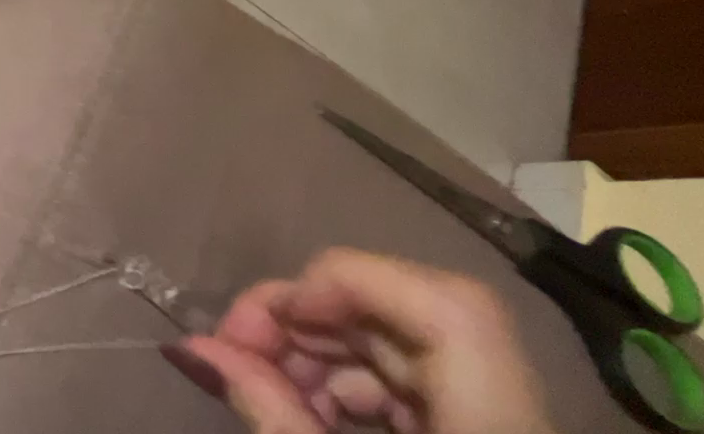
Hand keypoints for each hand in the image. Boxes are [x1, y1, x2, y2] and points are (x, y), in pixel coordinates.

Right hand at [163, 248, 554, 433]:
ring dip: (320, 352)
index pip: (450, 311)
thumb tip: (195, 348)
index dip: (355, 285)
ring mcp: (495, 431)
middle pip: (411, 317)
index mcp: (495, 433)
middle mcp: (508, 419)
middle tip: (237, 345)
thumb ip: (270, 415)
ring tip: (259, 386)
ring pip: (404, 348)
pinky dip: (346, 386)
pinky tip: (301, 413)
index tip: (276, 317)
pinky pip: (409, 389)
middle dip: (312, 318)